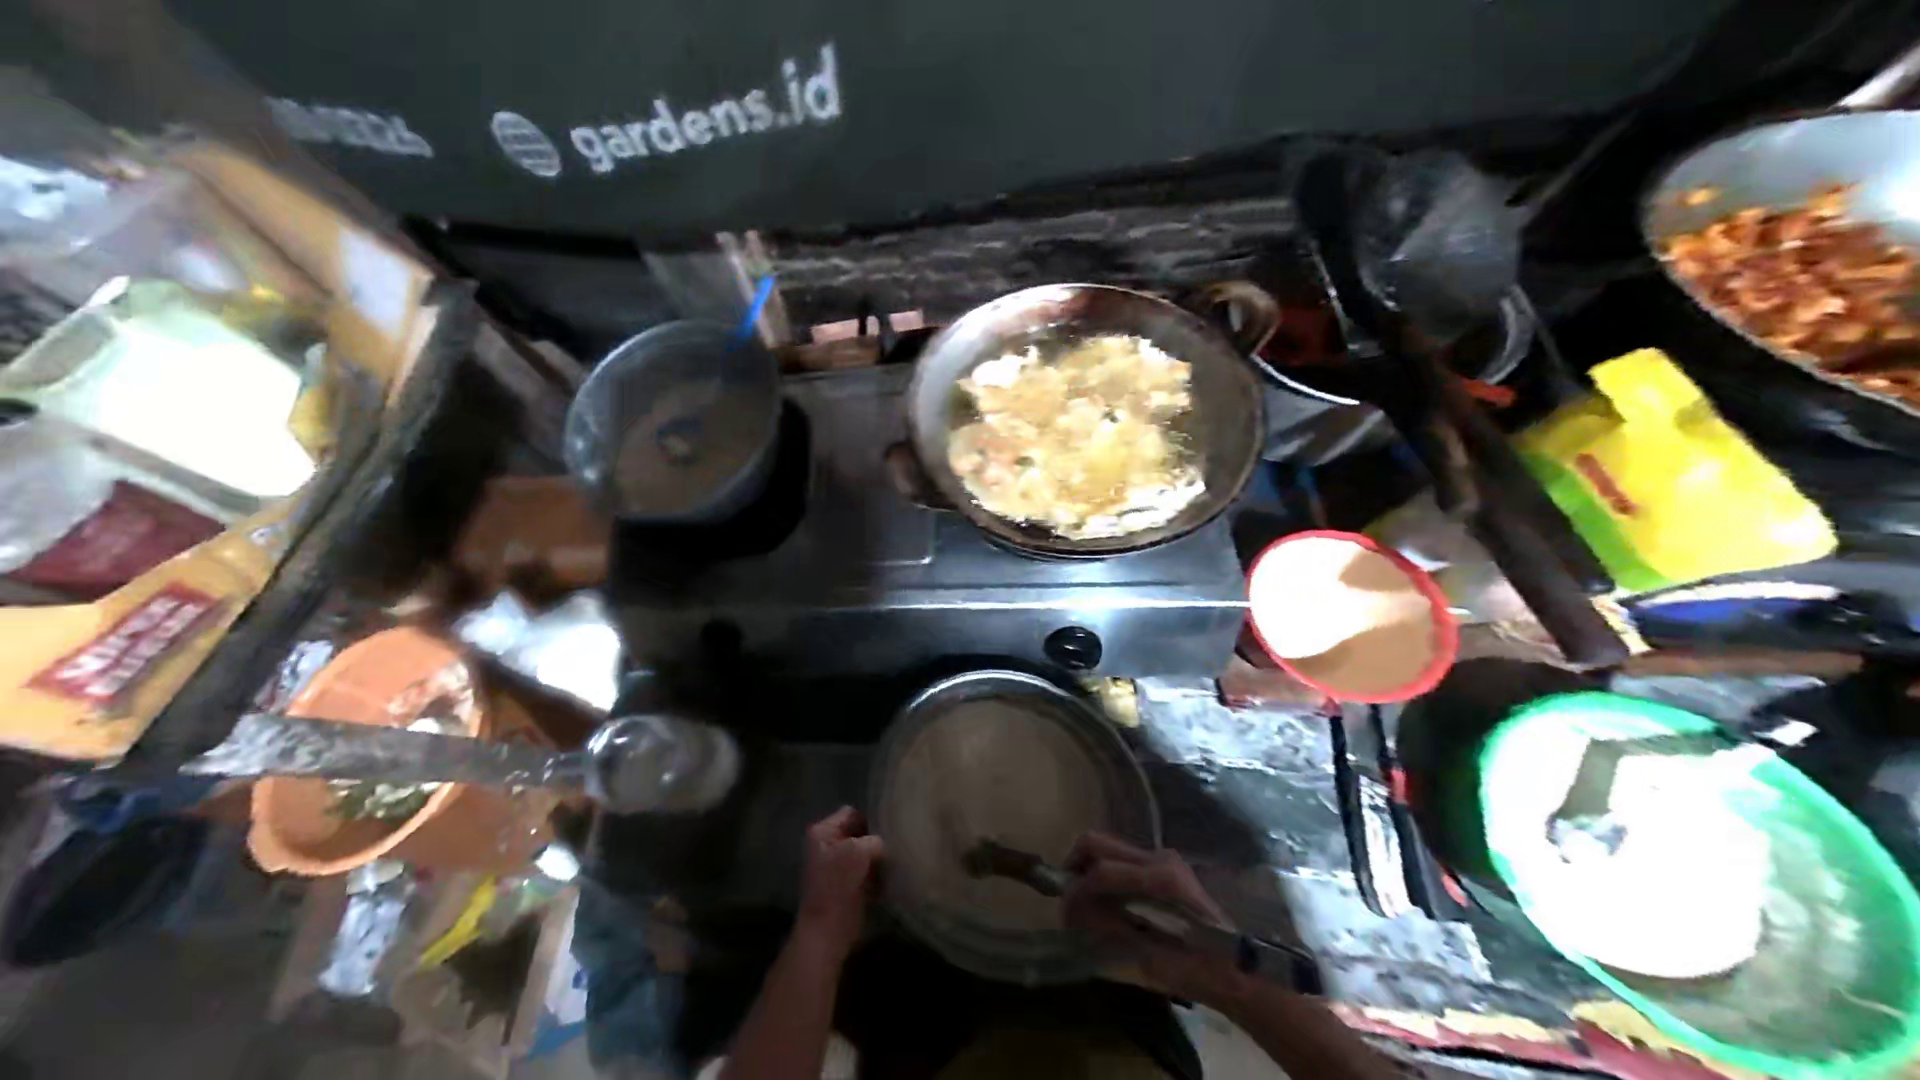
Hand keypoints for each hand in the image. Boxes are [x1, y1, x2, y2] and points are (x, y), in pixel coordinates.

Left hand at [796, 806, 884, 961]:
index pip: (851, 813)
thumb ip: (875, 839)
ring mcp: (840, 865)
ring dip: (881, 855)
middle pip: (861, 831)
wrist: (828, 928)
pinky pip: (871, 869)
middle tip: (897, 840)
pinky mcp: (851, 883)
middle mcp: (830, 845)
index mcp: (823, 832)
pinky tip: (893, 872)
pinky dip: (881, 871)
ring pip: (868, 851)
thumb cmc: (837, 883)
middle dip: (877, 837)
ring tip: (897, 856)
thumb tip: (886, 844)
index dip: (869, 819)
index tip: (887, 828)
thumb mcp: (857, 850)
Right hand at [1063, 832, 1249, 1007]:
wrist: (1239, 971)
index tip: (1063, 912)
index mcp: (1161, 878)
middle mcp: (1159, 857)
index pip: (1103, 871)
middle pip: (1098, 843)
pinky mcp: (1163, 865)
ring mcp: (1162, 857)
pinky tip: (1106, 901)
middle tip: (1066, 896)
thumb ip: (1108, 929)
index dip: (1077, 890)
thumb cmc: (1198, 970)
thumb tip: (1072, 912)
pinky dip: (1104, 873)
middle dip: (1074, 866)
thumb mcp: (1149, 958)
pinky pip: (1122, 859)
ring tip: (1083, 901)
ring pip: (1108, 847)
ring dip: (1088, 869)